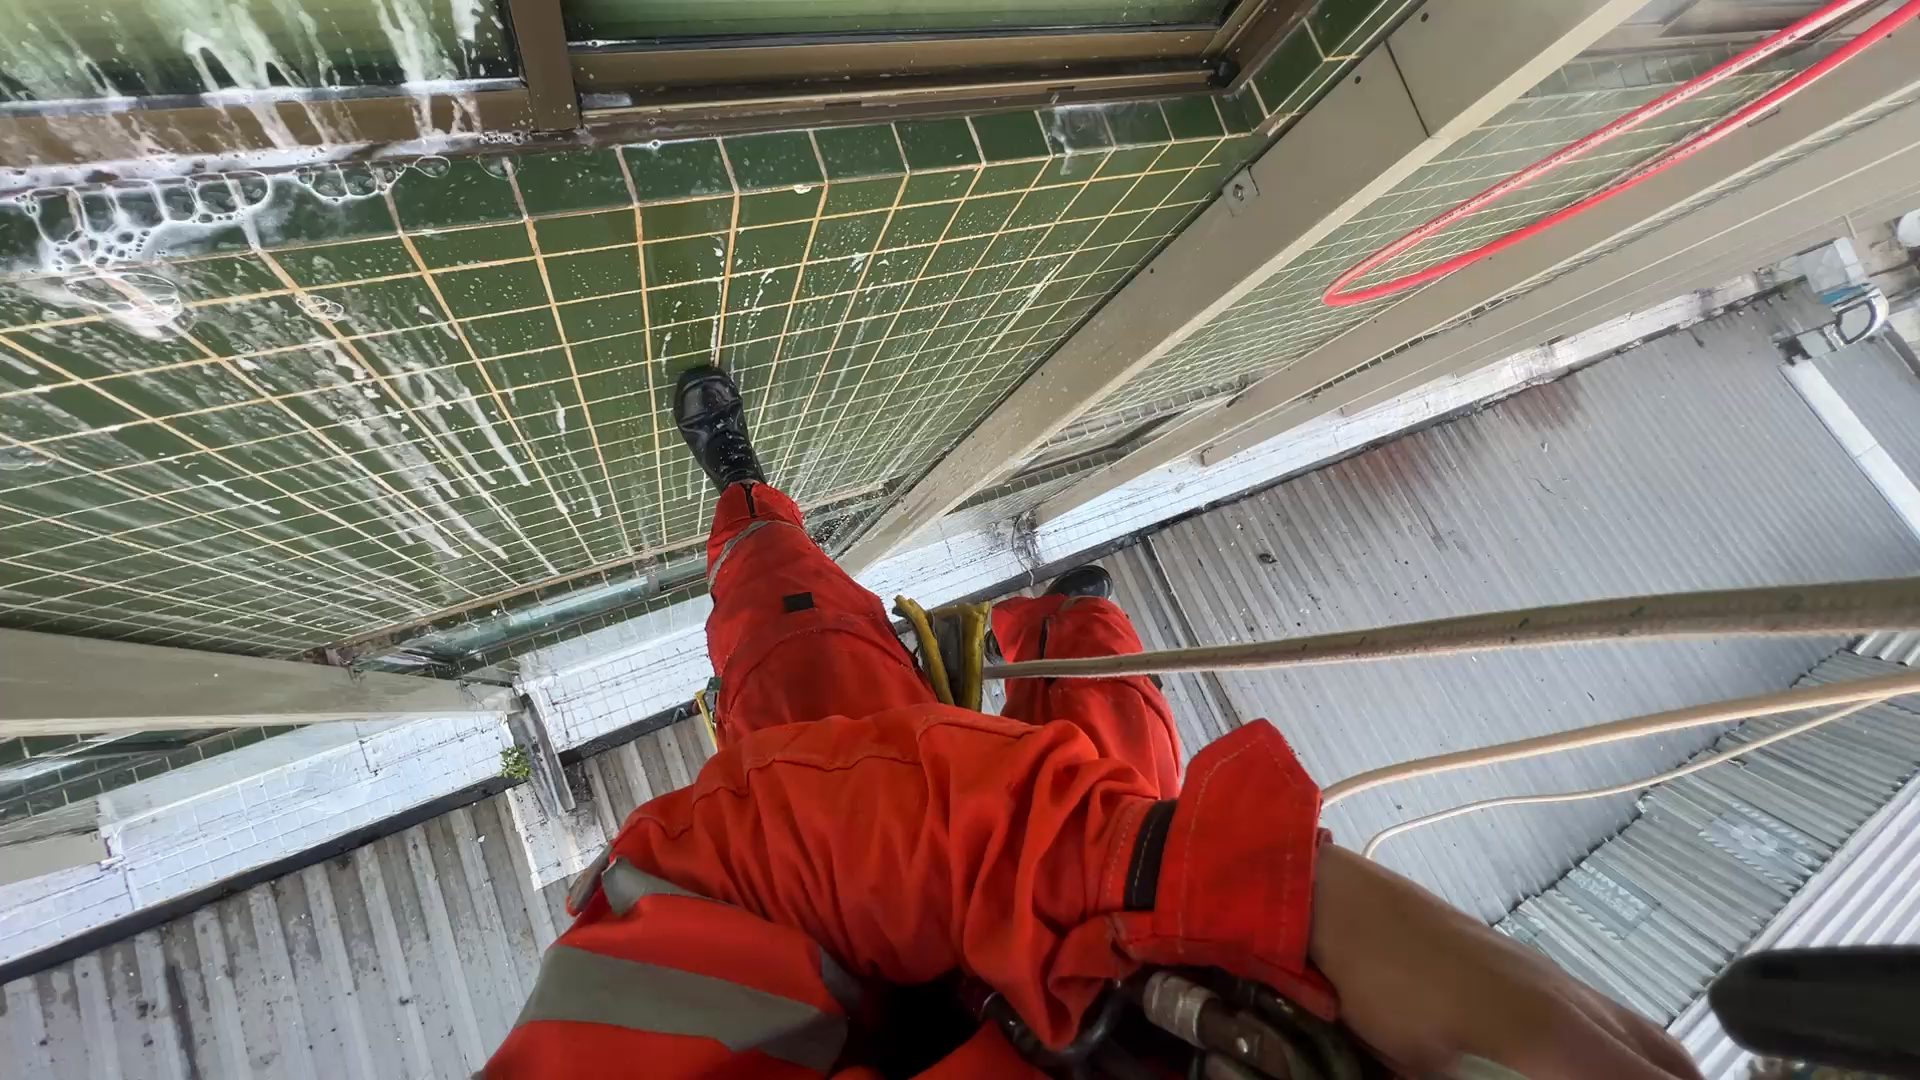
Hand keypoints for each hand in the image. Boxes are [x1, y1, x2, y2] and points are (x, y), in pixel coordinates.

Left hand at [1307, 845, 1703, 1079]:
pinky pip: (1591, 1004)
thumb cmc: (1376, 980)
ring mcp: (1541, 968)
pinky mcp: (1513, 953)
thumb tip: (1492, 1074)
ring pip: (1635, 1030)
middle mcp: (1568, 997)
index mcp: (1560, 1035)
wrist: (1336, 897)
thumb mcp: (1427, 1063)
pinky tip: (1570, 1059)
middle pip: (1670, 1063)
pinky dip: (1608, 1040)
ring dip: (1646, 1070)